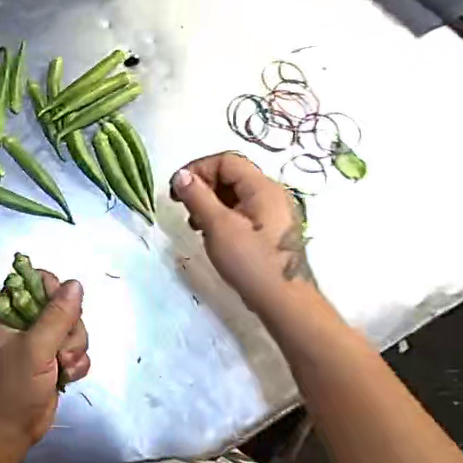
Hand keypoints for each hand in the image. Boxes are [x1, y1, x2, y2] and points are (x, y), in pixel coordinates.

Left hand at [0, 271, 89, 451]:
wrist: (12, 432)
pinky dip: (76, 363)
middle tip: (59, 350)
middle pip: (61, 305)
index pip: (33, 282)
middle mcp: (23, 323)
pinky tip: (67, 377)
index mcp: (6, 313)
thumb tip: (75, 284)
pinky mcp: (54, 360)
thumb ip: (56, 315)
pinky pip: (77, 349)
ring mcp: (40, 342)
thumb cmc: (13, 387)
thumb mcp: (34, 348)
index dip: (52, 292)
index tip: (61, 309)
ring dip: (74, 349)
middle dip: (69, 329)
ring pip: (73, 328)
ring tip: (61, 367)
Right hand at [171, 152, 314, 313]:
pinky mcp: (272, 230)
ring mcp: (274, 212)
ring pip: (236, 195)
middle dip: (204, 187)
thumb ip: (198, 197)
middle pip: (232, 175)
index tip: (177, 191)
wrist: (285, 302)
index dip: (198, 169)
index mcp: (263, 187)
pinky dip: (223, 217)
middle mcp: (272, 193)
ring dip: (211, 203)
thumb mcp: (218, 227)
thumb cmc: (251, 262)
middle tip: (185, 210)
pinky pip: (243, 211)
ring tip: (196, 226)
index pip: (226, 160)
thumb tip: (181, 175)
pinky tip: (213, 236)